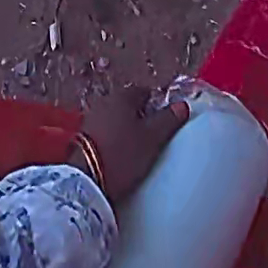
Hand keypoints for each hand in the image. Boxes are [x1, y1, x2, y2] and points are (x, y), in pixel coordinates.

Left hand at [73, 89, 188, 201]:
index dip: (157, 103)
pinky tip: (121, 151)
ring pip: (116, 116)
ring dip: (127, 126)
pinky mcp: (85, 133)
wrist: (87, 176)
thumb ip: (168, 120)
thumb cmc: (124, 153)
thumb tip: (182, 105)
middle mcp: (105, 100)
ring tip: (140, 145)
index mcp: (123, 96)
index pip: (144, 91)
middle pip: (129, 103)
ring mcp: (93, 115)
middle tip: (155, 134)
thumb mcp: (152, 139)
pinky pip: (106, 128)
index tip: (166, 120)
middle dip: (142, 115)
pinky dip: (115, 135)